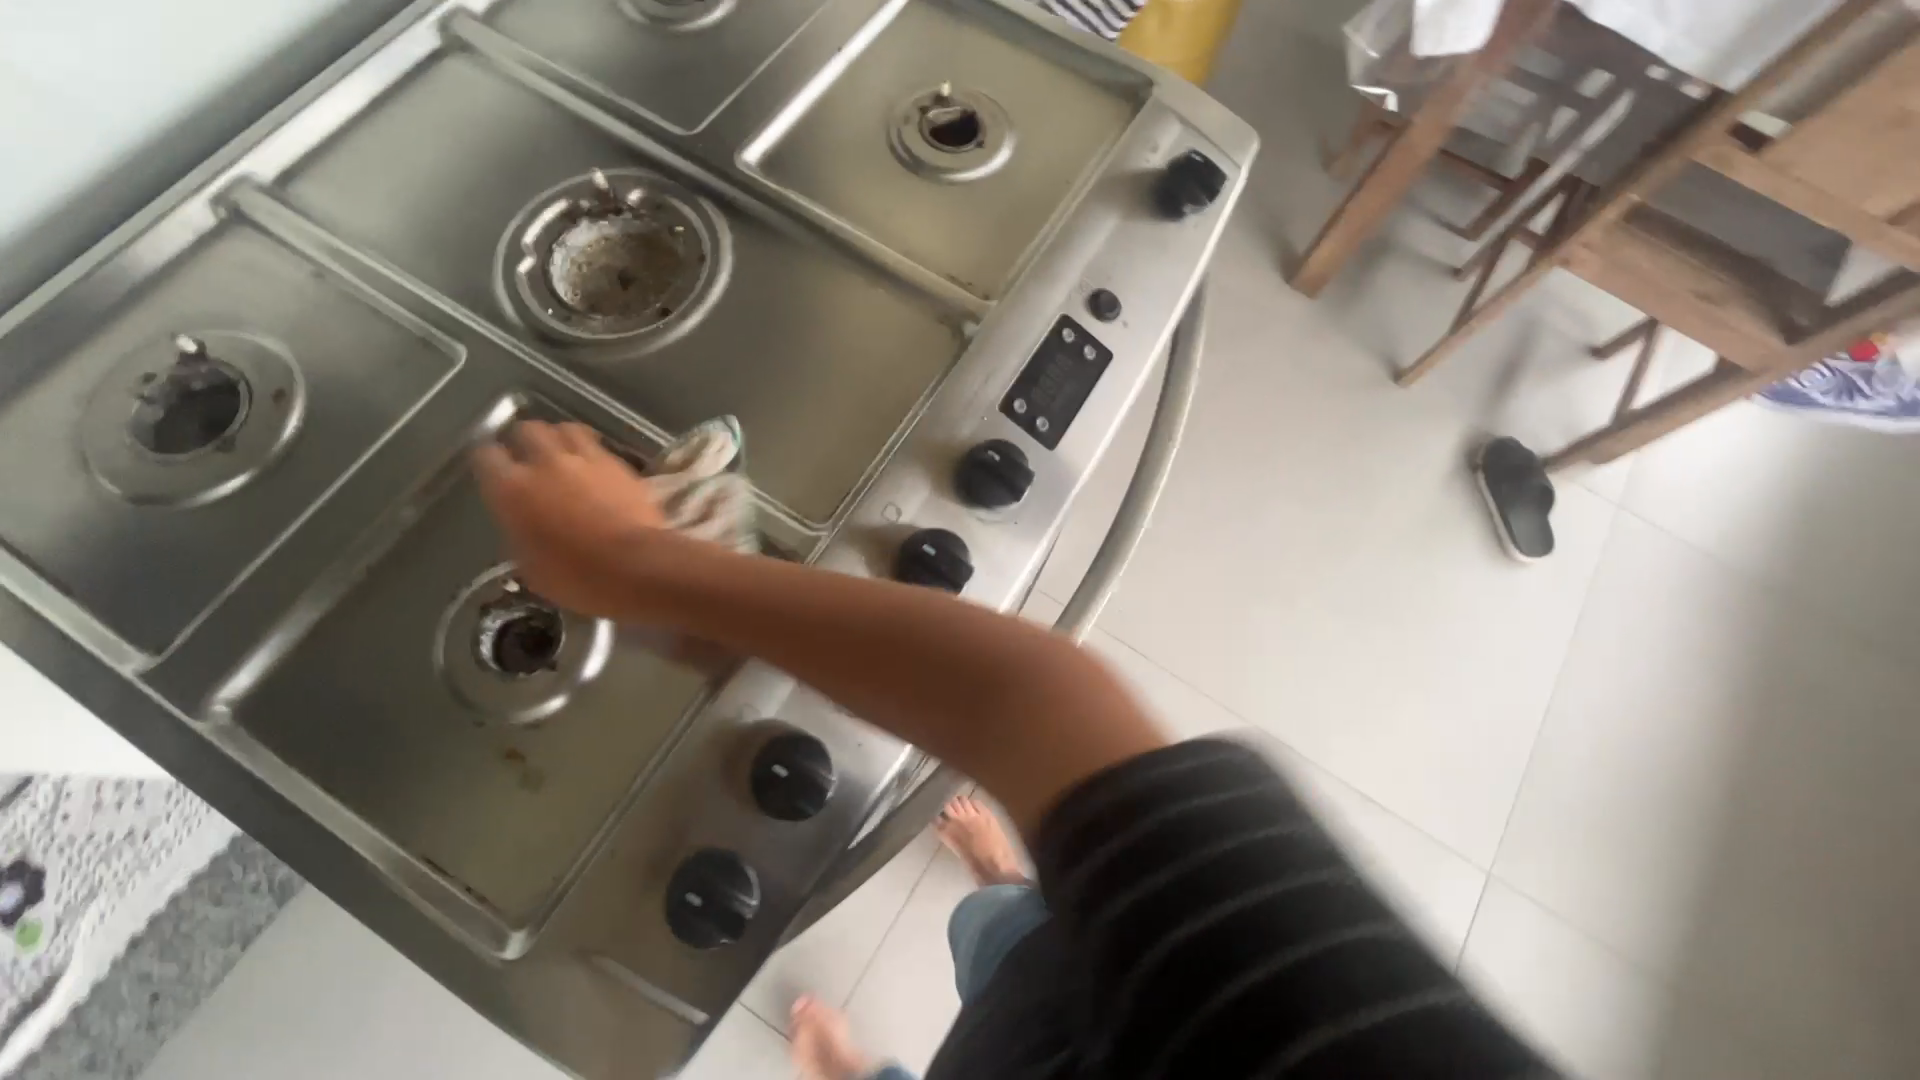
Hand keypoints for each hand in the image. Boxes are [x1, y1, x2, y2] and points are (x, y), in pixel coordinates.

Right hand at [472, 421, 667, 617]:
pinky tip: (596, 467)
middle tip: (530, 456)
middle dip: (525, 440)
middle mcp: (545, 463)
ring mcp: (586, 459)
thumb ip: (520, 534)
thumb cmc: (576, 577)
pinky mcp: (620, 464)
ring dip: (560, 438)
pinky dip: (592, 452)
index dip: (490, 461)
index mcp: (511, 490)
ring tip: (564, 453)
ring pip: (565, 429)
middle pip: (528, 430)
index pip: (486, 456)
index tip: (494, 470)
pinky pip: (599, 446)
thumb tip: (524, 526)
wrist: (636, 565)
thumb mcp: (530, 566)